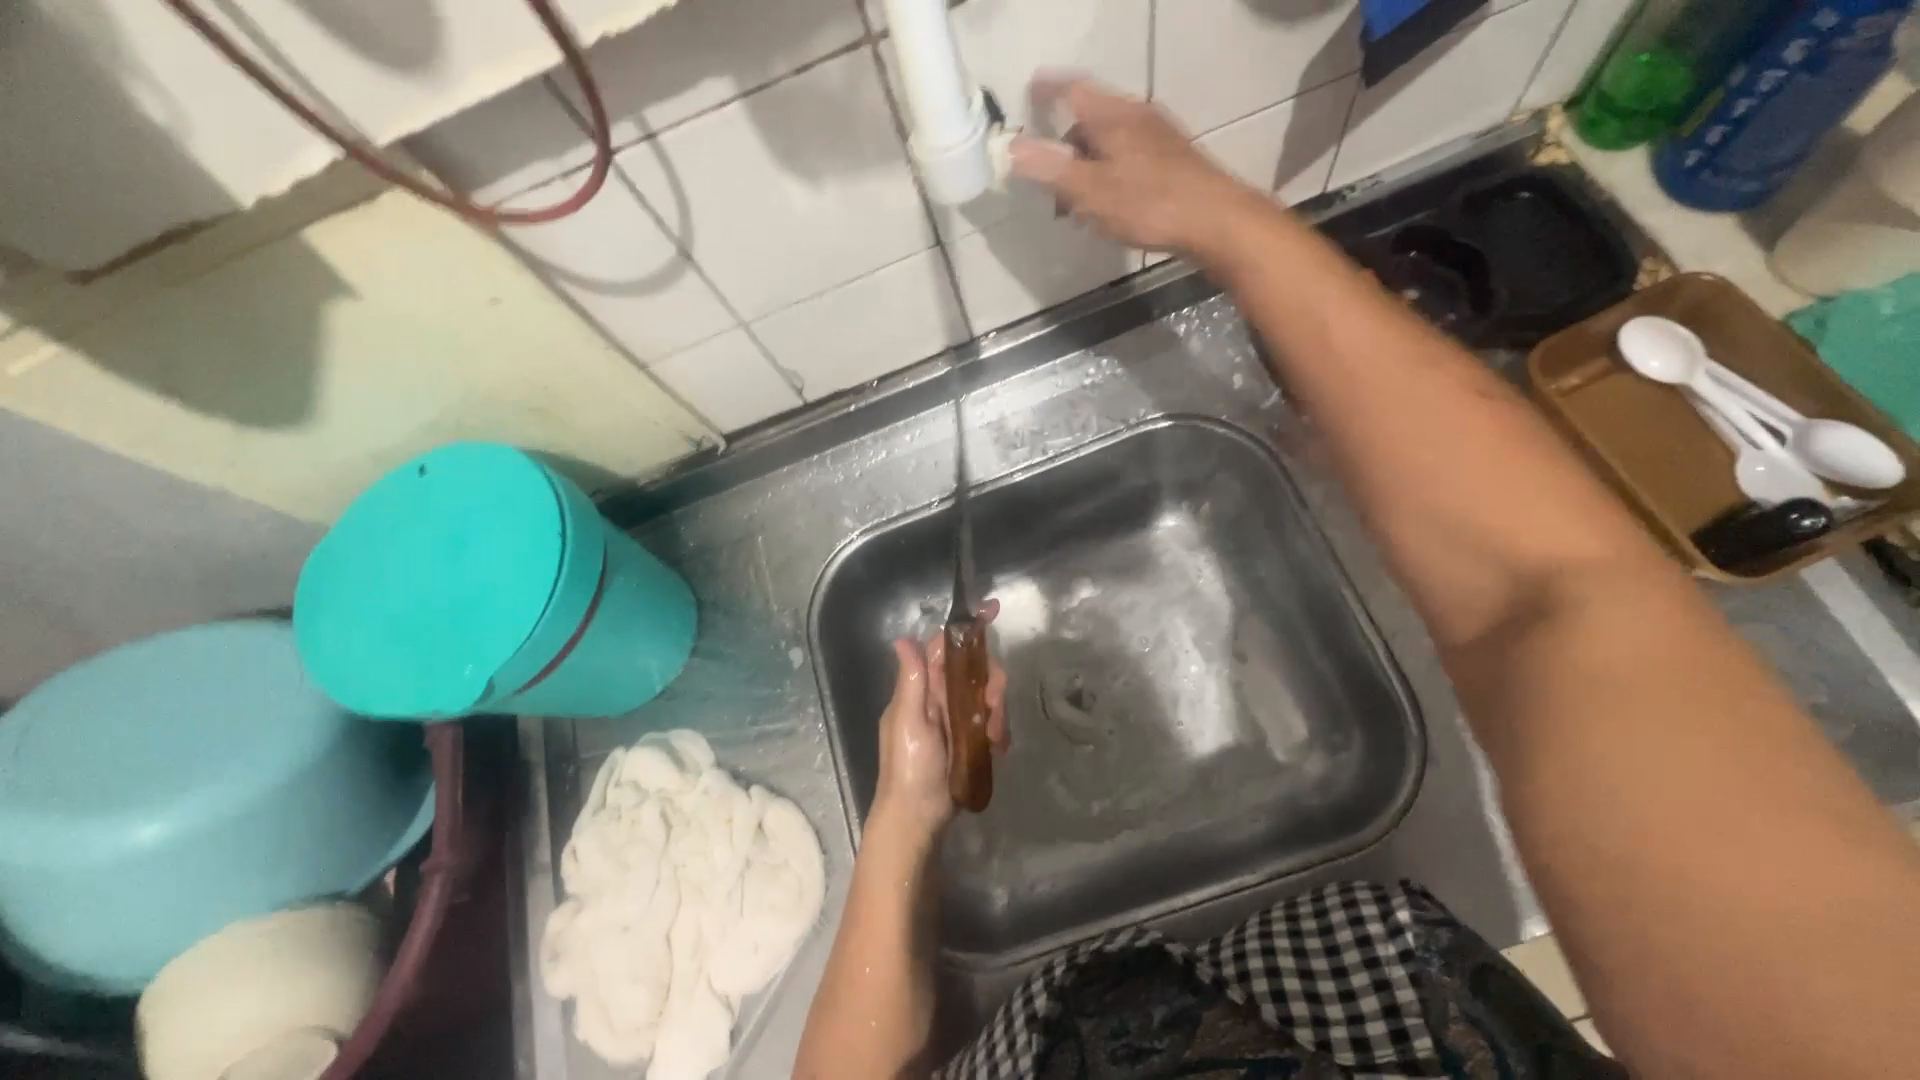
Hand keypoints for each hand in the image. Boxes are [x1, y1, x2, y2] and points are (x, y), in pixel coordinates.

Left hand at [871, 600, 1009, 839]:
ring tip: (993, 736)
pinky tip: (997, 748)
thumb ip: (912, 680)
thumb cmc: (910, 767)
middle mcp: (938, 699)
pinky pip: (991, 724)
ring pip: (986, 696)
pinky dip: (997, 732)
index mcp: (919, 689)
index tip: (991, 611)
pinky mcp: (969, 742)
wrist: (918, 818)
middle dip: (991, 682)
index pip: (944, 648)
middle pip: (973, 670)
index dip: (967, 629)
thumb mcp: (908, 721)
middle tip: (994, 706)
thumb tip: (904, 639)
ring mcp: (955, 721)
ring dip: (996, 711)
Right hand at [1008, 75, 1267, 256]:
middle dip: (1064, 150)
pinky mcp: (1173, 162)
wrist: (1216, 222)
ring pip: (1109, 145)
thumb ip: (1050, 169)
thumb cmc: (1149, 204)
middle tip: (1049, 187)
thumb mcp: (1090, 190)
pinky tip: (1108, 210)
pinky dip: (1108, 177)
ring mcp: (1158, 138)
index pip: (1073, 90)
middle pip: (1089, 122)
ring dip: (1086, 171)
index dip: (1048, 91)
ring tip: (1076, 209)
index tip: (1030, 94)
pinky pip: (1128, 160)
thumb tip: (1011, 147)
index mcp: (1113, 116)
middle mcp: (1137, 117)